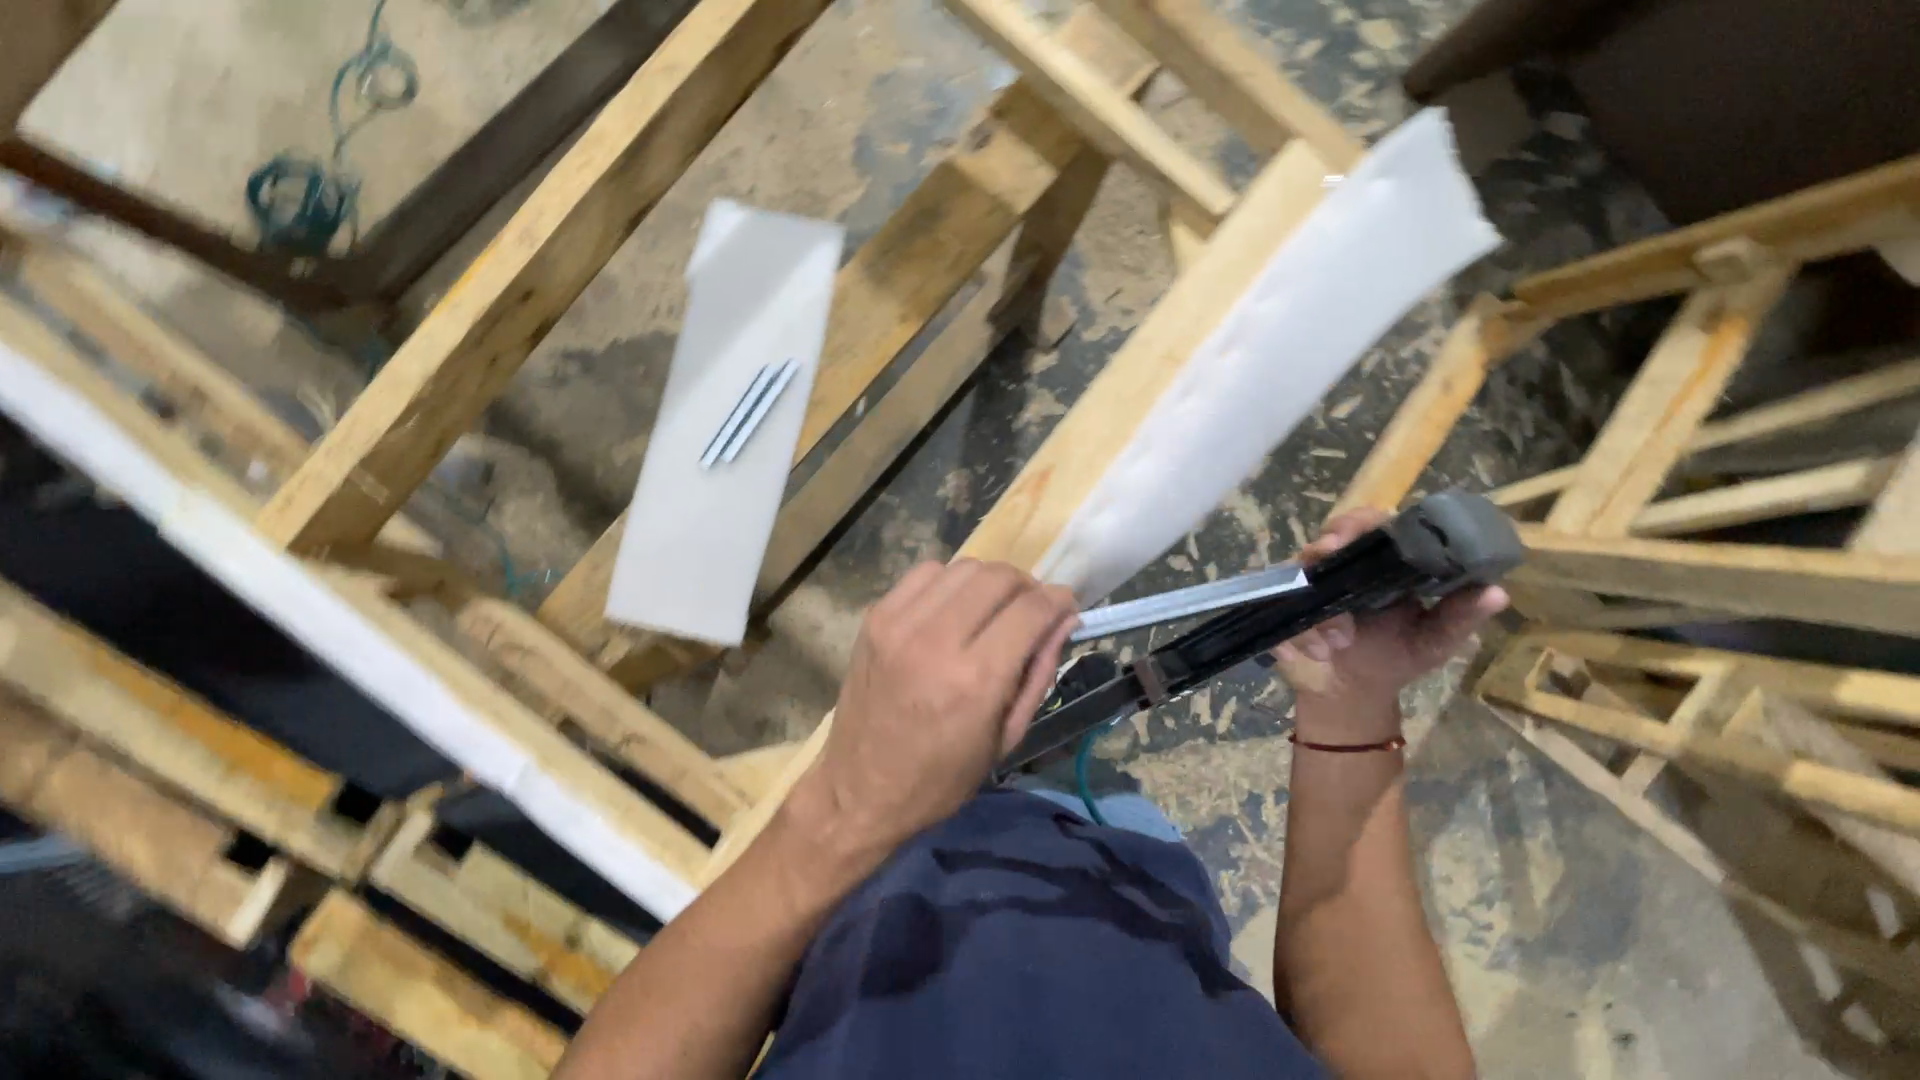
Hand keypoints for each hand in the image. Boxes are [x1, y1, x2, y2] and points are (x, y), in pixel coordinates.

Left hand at [794, 559, 1077, 860]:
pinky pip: (925, 573)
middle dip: (1027, 586)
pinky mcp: (875, 617)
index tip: (1066, 606)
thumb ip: (1039, 671)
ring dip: (991, 581)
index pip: (1031, 610)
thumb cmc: (941, 778)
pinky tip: (954, 609)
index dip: (1058, 600)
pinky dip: (951, 582)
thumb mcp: (1007, 737)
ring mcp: (899, 624)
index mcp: (975, 680)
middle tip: (1031, 610)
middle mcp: (936, 641)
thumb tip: (1064, 619)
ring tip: (994, 608)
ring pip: (964, 567)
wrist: (860, 790)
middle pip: (999, 577)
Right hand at [1271, 509, 1507, 740]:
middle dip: (1326, 543)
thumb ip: (1460, 616)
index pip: (1371, 526)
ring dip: (1319, 607)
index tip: (1359, 530)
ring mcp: (1306, 588)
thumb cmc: (1396, 657)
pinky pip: (1278, 611)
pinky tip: (1317, 652)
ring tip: (1338, 641)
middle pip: (1327, 537)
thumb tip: (1498, 592)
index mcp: (1379, 564)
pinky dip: (1299, 633)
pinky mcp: (1281, 611)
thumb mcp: (1435, 640)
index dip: (1362, 522)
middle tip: (1329, 551)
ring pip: (1298, 575)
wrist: (1352, 694)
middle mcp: (1340, 568)